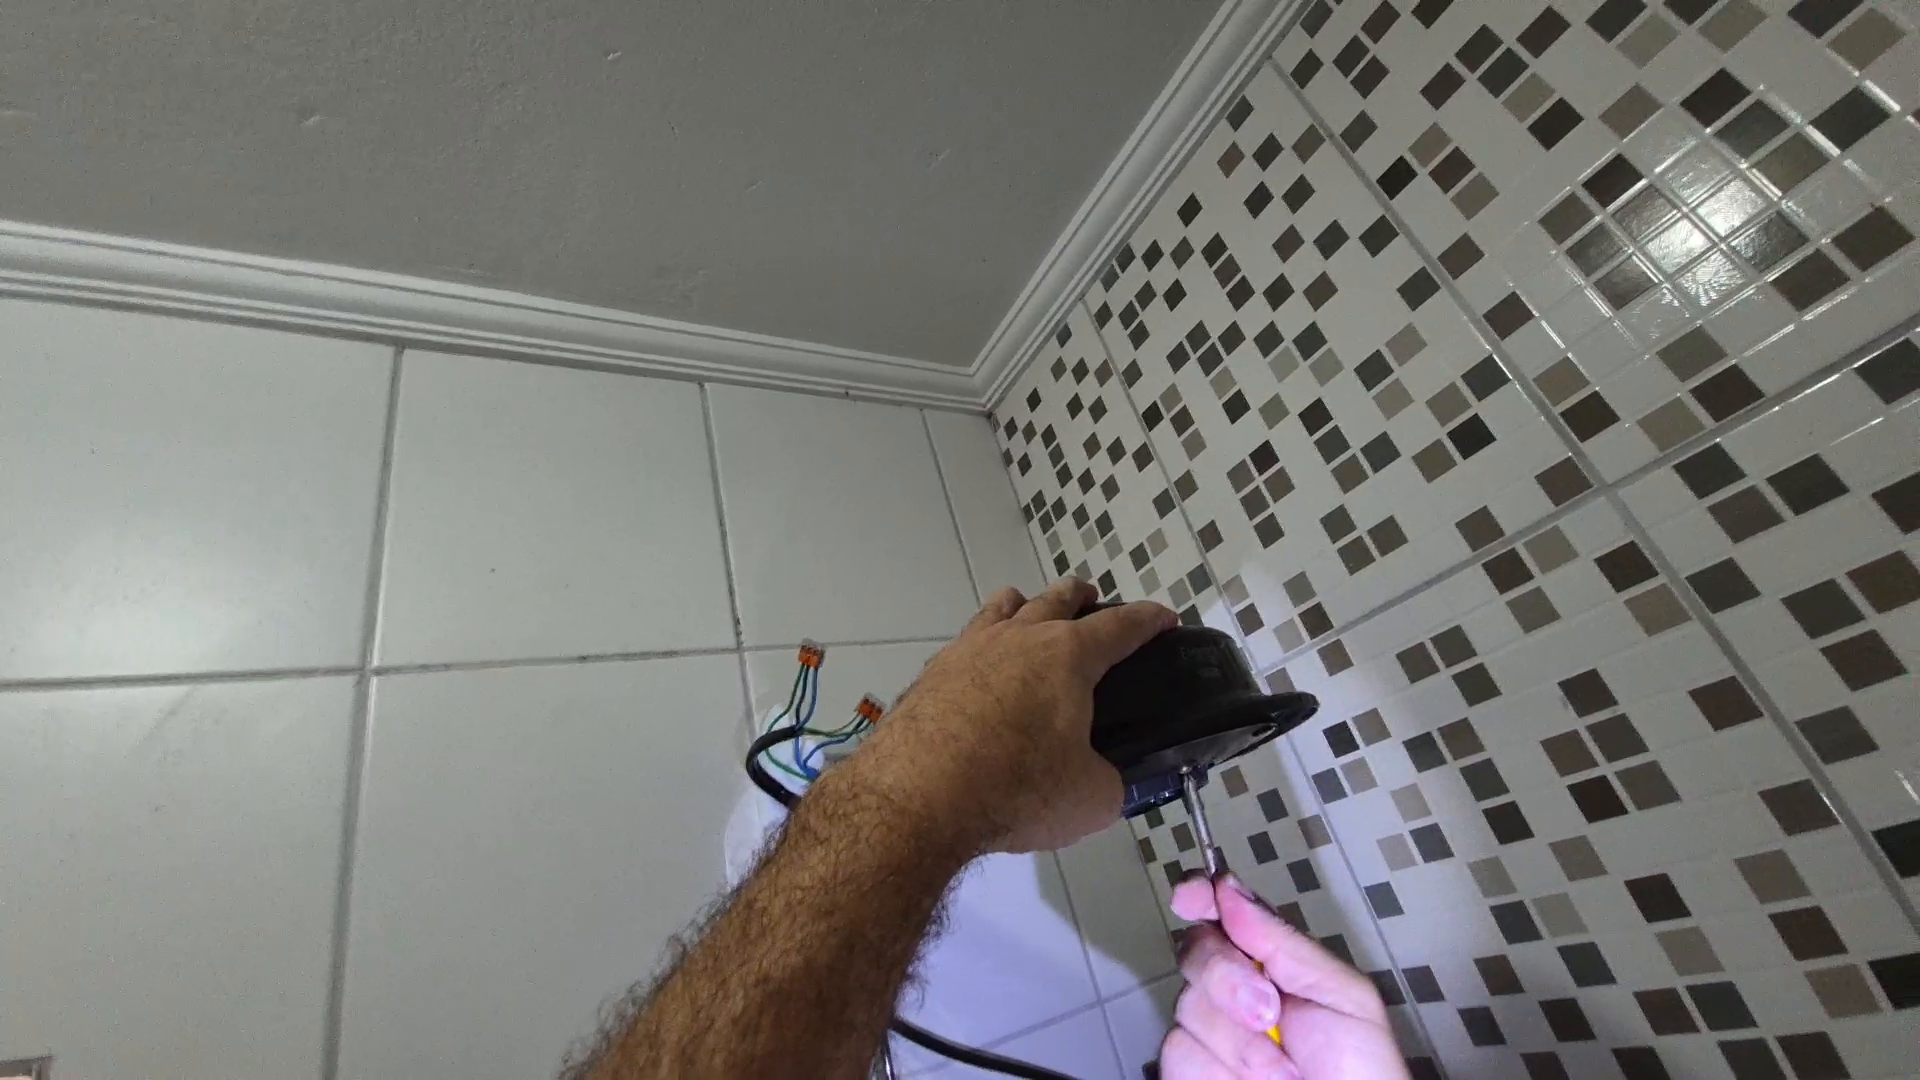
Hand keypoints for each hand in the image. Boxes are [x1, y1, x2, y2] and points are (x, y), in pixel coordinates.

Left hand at [849, 578, 1174, 853]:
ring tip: (1034, 622)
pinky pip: (970, 639)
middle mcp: (1019, 636)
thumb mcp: (1090, 798)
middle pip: (1059, 597)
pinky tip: (984, 672)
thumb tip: (1100, 777)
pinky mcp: (934, 670)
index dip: (1149, 620)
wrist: (918, 796)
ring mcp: (971, 647)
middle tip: (1095, 608)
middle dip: (1084, 597)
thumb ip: (1107, 780)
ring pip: (1006, 604)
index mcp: (1067, 655)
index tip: (1165, 618)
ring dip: (1029, 606)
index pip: (1121, 626)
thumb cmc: (1017, 790)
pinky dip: (987, 644)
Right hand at [1163, 875, 1408, 1079]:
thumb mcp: (1342, 997)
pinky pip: (1179, 1051)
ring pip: (1186, 1003)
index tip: (1193, 896)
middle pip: (1194, 947)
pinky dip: (1219, 1070)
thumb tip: (1227, 887)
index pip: (1220, 910)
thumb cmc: (1362, 1076)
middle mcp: (1233, 988)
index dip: (1199, 892)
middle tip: (1268, 1011)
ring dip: (1236, 1040)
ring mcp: (1210, 1032)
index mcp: (1270, 962)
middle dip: (1225, 975)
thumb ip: (1283, 941)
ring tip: (1281, 1072)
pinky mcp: (1191, 1070)